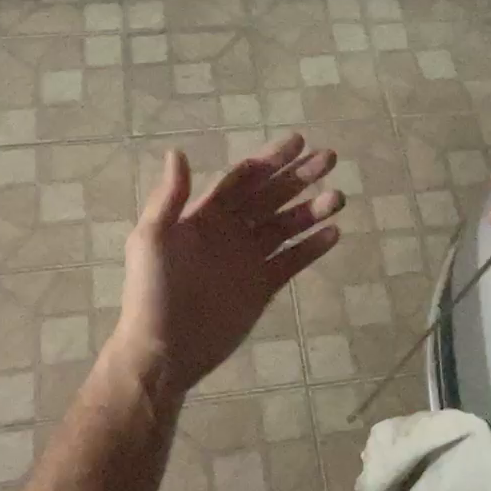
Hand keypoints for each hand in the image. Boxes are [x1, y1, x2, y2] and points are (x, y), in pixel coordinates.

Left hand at [111, 133, 344, 395]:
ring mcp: (248, 259)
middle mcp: (231, 231)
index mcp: (205, 215)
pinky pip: (292, 261)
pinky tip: (333, 233)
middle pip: (271, 196)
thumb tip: (178, 151)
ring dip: (312, 210)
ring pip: (286, 226)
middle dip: (299, 177)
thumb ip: (170, 197)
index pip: (243, 179)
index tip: (298, 141)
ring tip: (338, 197)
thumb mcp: (152, 239)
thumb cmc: (152, 291)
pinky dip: (312, 247)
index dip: (270, 159)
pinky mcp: (262, 287)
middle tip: (329, 158)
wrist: (165, 349)